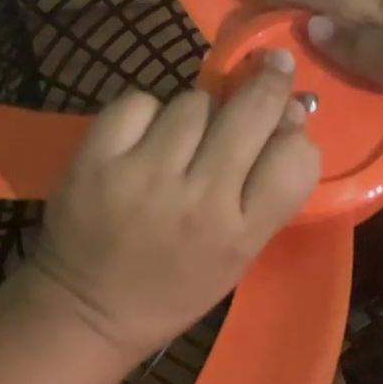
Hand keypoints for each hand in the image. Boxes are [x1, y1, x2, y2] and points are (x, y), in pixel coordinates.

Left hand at [18, 51, 320, 358]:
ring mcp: (145, 175)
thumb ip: (265, 193)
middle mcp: (199, 200)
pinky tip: (143, 139)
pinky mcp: (97, 158)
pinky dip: (146, 112)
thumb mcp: (236, 258)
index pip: (296, 158)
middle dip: (263, 87)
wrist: (86, 310)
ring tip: (184, 138)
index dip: (294, 133)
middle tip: (265, 73)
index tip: (285, 122)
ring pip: (194, 102)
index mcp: (240, 235)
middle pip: (251, 110)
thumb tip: (289, 113)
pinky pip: (139, 102)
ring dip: (198, 112)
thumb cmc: (173, 291)